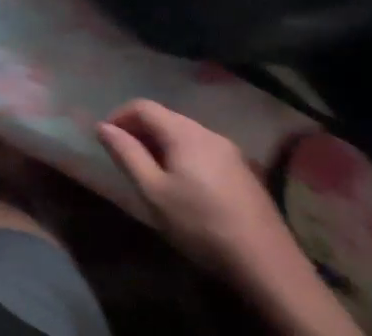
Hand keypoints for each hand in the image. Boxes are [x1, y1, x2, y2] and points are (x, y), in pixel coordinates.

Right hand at [98, 102, 361, 335]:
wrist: (268, 265)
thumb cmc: (200, 225)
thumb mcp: (153, 191)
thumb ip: (126, 154)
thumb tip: (103, 126)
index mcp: (185, 133)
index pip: (143, 106)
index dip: (118, 116)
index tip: (105, 139)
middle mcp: (210, 134)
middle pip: (167, 118)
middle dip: (140, 131)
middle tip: (125, 158)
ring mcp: (232, 153)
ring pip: (186, 135)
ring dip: (162, 145)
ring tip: (151, 173)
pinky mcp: (245, 173)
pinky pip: (204, 151)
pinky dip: (184, 157)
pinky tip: (184, 186)